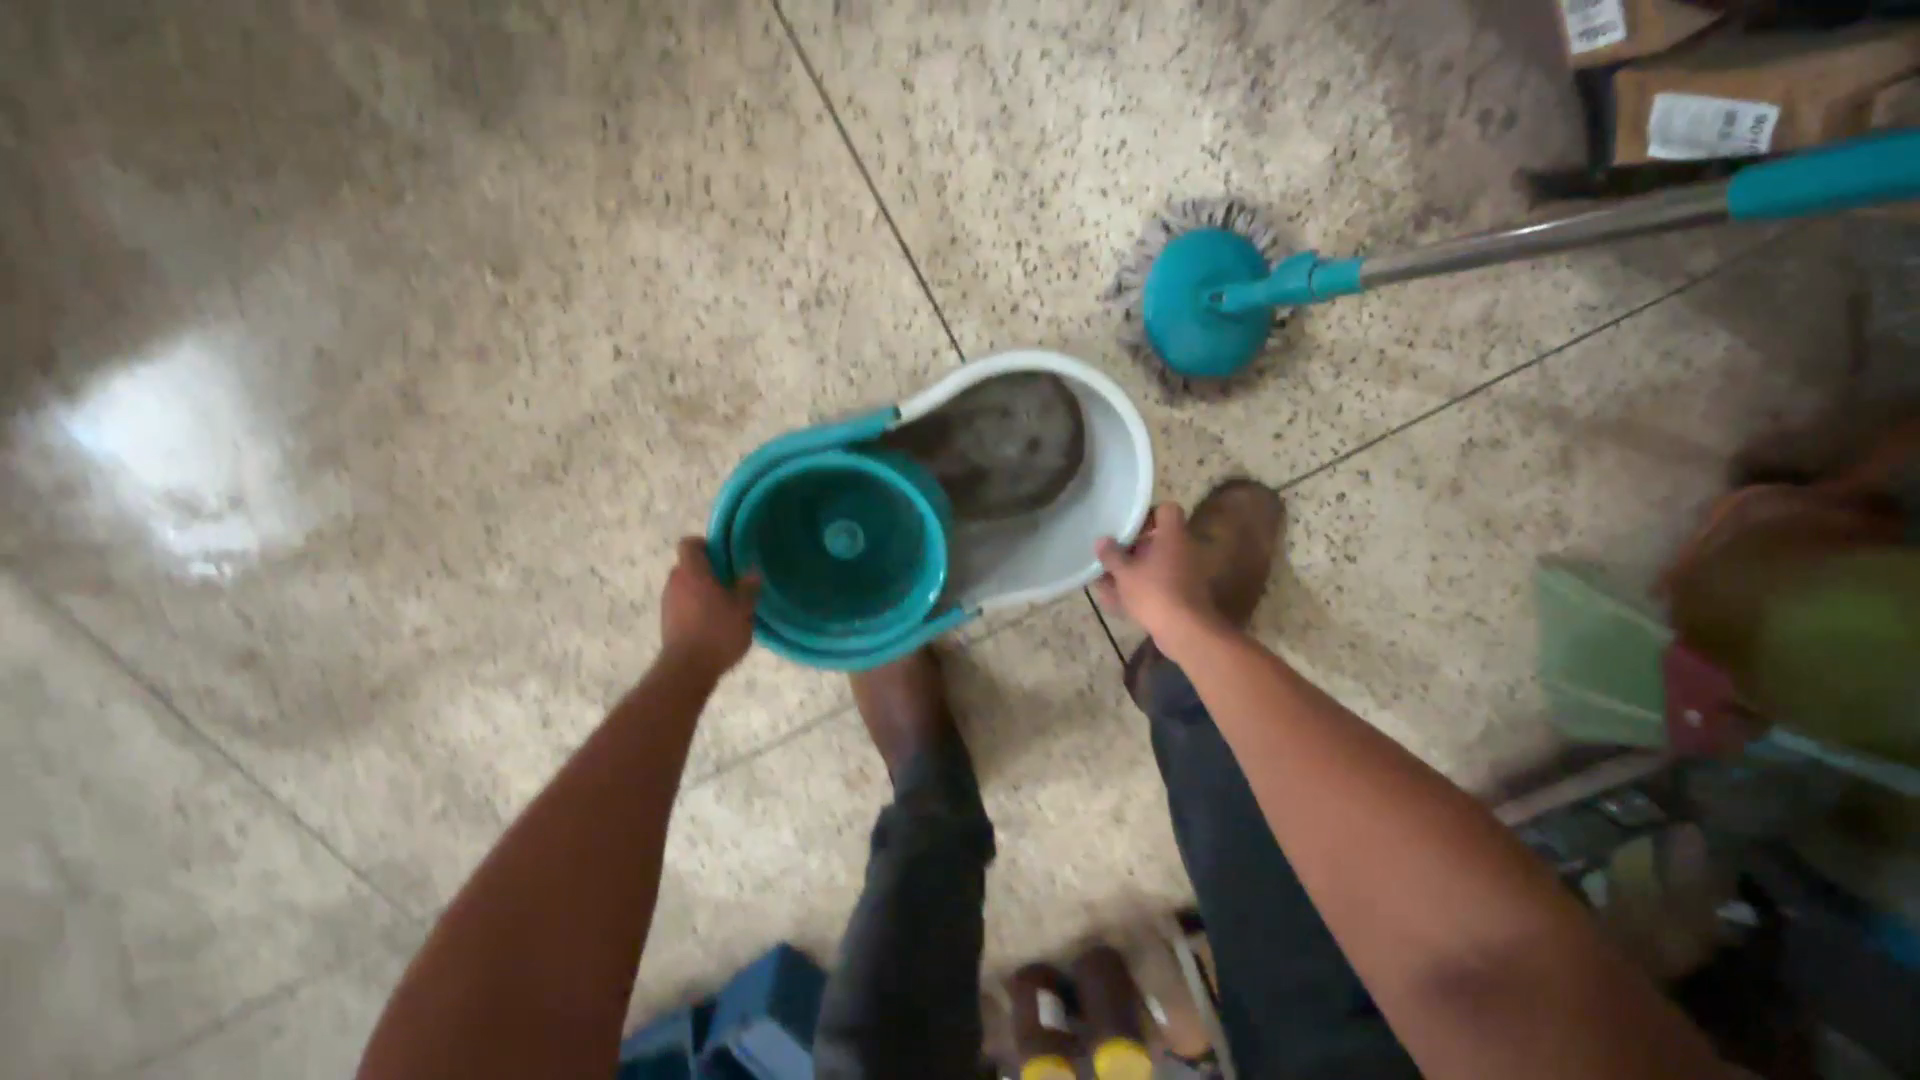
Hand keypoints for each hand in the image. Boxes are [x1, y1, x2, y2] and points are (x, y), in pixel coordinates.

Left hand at [661, 537, 760, 677]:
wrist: (687, 669)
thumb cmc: (717, 631)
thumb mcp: (743, 610)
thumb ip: (748, 588)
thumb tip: (751, 572)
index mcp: (692, 571)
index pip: (689, 544)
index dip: (704, 545)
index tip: (723, 556)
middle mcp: (675, 582)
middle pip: (688, 566)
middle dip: (707, 571)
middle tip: (730, 583)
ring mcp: (667, 602)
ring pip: (685, 587)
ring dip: (701, 592)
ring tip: (723, 607)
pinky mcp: (666, 622)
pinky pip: (682, 605)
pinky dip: (694, 608)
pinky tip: (712, 625)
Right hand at [1094, 503, 1221, 648]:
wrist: (1185, 630)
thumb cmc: (1154, 592)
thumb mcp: (1124, 572)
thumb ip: (1111, 555)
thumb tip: (1102, 541)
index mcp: (1172, 536)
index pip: (1166, 510)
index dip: (1146, 514)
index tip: (1126, 528)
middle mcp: (1182, 550)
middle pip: (1156, 540)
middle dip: (1131, 549)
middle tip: (1109, 557)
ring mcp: (1184, 574)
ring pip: (1153, 566)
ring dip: (1131, 573)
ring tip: (1104, 582)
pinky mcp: (1181, 596)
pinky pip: (1156, 586)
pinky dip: (1139, 591)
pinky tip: (1115, 603)